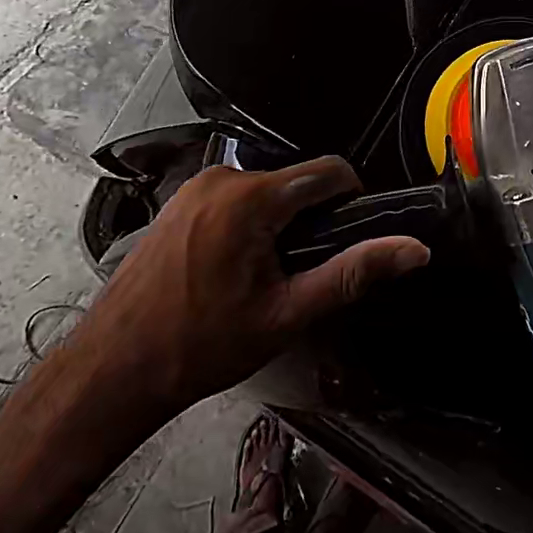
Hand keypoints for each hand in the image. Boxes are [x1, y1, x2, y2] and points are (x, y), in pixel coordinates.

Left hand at [70, 155, 430, 411]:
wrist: (120, 361)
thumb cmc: (203, 342)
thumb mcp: (288, 312)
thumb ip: (353, 273)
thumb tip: (412, 248)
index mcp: (252, 197)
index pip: (328, 171)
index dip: (353, 199)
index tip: (351, 236)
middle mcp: (222, 177)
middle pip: (293, 182)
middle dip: (308, 220)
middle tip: (299, 274)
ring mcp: (195, 186)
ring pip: (262, 191)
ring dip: (276, 225)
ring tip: (262, 278)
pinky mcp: (179, 200)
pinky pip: (232, 198)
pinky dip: (247, 223)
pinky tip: (232, 269)